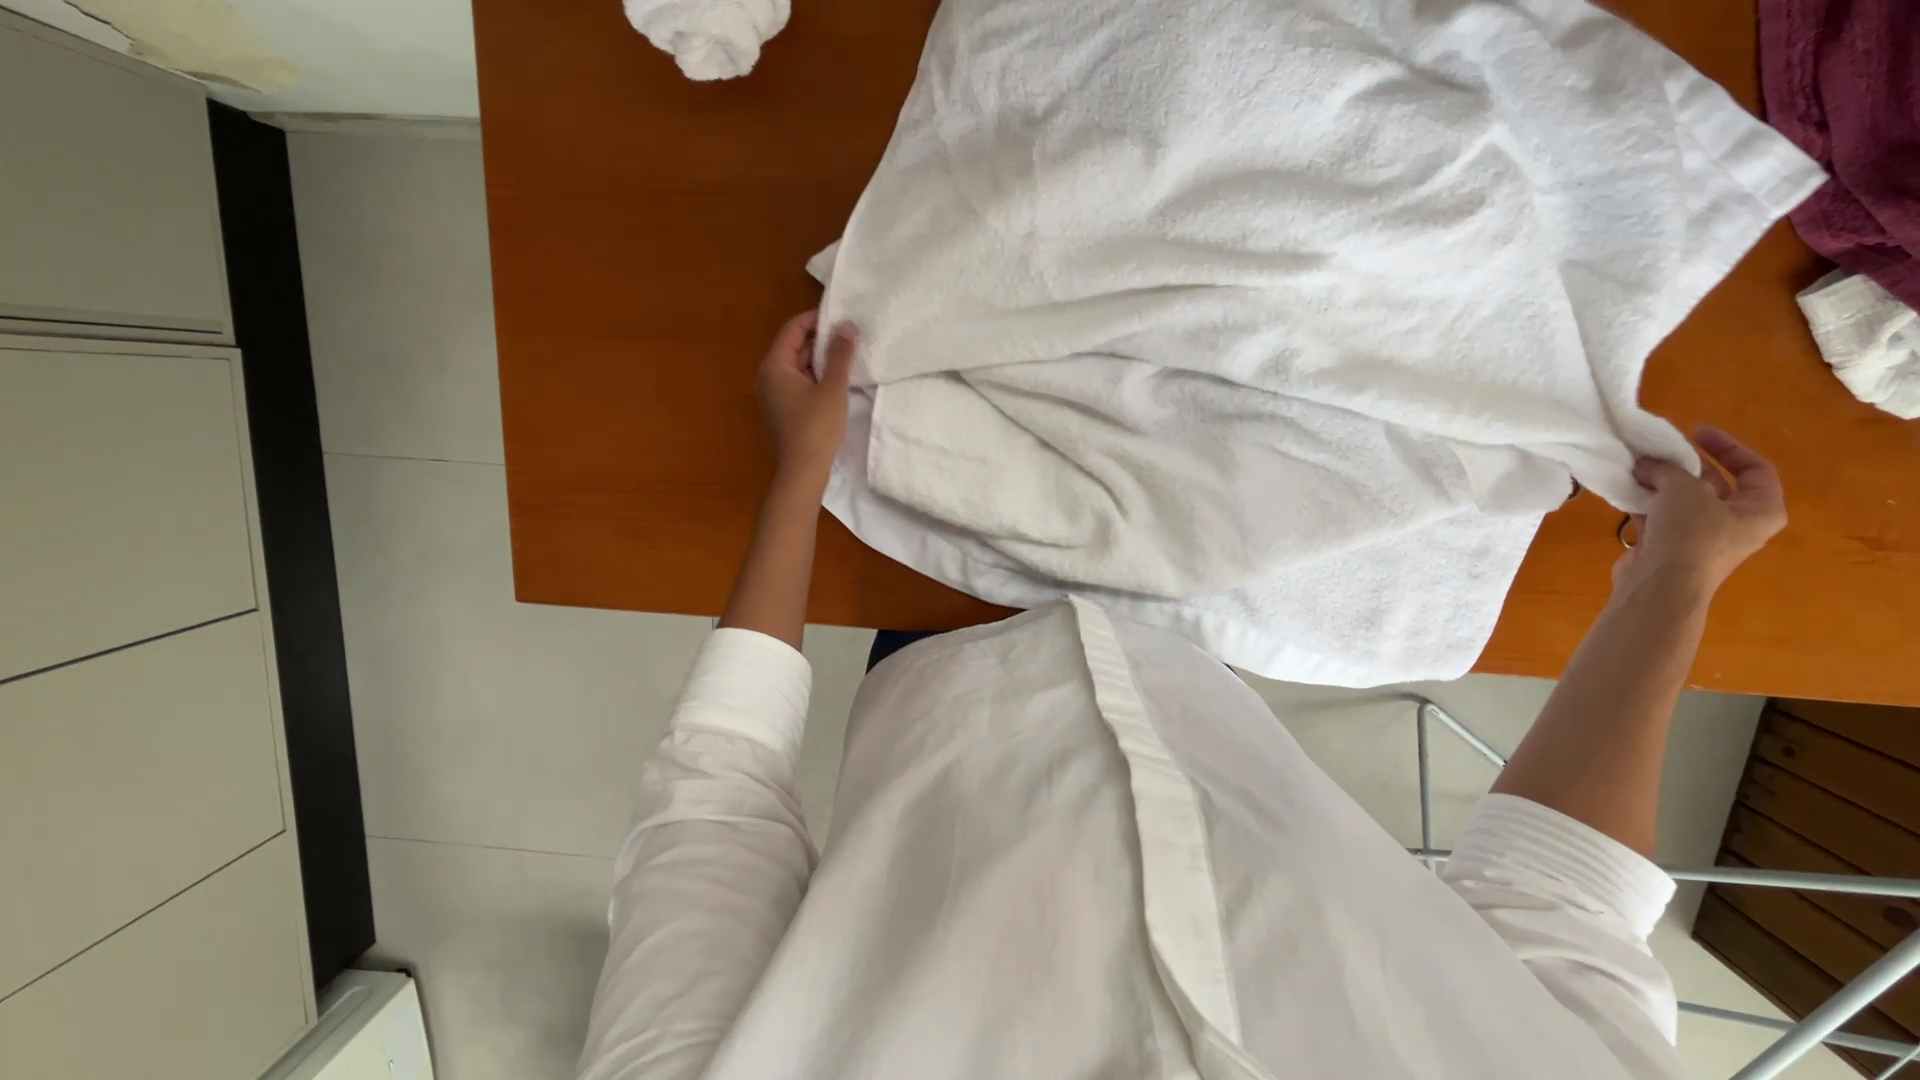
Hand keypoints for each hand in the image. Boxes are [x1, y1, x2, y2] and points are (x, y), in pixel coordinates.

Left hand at [757, 310, 856, 488]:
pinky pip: (800, 381)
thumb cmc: (816, 428)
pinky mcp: (783, 407)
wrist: (803, 472)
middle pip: (794, 345)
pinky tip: (838, 378)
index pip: (793, 328)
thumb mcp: (833, 388)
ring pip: (799, 365)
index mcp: (774, 366)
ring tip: (849, 354)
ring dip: (821, 358)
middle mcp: (768, 375)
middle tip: (850, 335)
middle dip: (821, 339)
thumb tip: (847, 325)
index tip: (842, 317)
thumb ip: (840, 355)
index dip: (817, 319)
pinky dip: (817, 375)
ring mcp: (774, 393)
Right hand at [1613, 425, 1786, 597]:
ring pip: (1683, 500)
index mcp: (1761, 509)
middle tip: (1658, 451)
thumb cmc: (1690, 534)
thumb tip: (1647, 464)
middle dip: (1684, 466)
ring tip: (1636, 468)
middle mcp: (1738, 523)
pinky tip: (1627, 492)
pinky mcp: (1672, 548)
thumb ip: (1668, 469)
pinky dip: (1646, 503)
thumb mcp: (1683, 489)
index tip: (1694, 431)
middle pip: (1715, 483)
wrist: (1661, 585)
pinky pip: (1662, 517)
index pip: (1754, 468)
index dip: (1727, 446)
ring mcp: (1704, 538)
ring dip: (1660, 483)